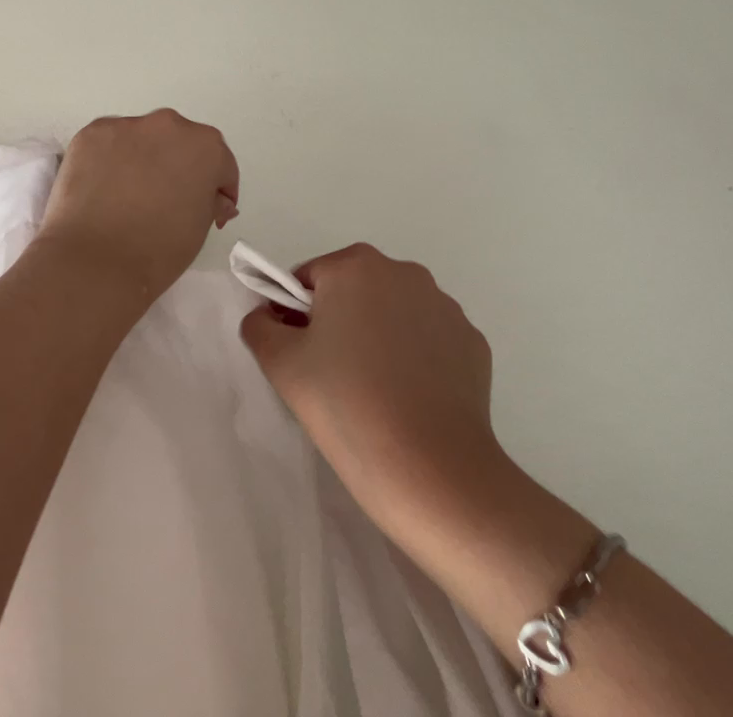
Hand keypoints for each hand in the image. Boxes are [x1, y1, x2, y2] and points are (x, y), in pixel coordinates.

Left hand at [36, 109, 239, 297]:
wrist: (96, 260)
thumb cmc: (158, 249)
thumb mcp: (200, 229)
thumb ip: (210, 202)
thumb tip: (212, 198)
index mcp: (206, 147)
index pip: (219, 165)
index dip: (215, 191)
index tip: (206, 213)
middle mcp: (167, 125)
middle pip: (177, 144)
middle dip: (176, 168)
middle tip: (164, 202)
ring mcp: (124, 126)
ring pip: (139, 140)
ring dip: (140, 160)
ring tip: (127, 197)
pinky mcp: (89, 135)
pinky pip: (106, 145)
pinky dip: (107, 162)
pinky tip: (101, 190)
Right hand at [239, 243, 501, 517]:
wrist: (426, 465)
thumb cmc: (342, 400)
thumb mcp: (278, 361)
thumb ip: (260, 325)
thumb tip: (269, 317)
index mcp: (356, 267)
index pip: (308, 278)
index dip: (294, 313)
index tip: (297, 353)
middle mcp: (406, 274)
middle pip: (354, 290)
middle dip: (338, 320)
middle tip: (328, 372)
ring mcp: (447, 308)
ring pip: (394, 314)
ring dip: (377, 337)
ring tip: (370, 389)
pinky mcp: (473, 344)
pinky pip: (428, 341)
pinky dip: (413, 359)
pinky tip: (405, 397)